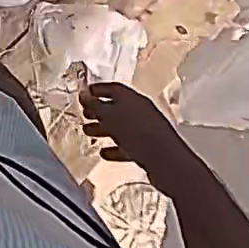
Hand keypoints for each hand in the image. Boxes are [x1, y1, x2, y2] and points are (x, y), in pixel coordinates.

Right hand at [80, 82, 195, 181]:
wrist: (164, 158)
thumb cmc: (137, 131)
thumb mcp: (108, 115)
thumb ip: (94, 105)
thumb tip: (84, 95)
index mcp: (131, 98)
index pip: (112, 88)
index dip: (97, 90)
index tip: (86, 93)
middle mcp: (140, 111)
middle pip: (116, 108)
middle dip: (98, 111)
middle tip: (86, 113)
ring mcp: (145, 129)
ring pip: (120, 127)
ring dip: (103, 129)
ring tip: (89, 132)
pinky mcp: (148, 147)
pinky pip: (128, 145)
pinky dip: (115, 148)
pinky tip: (106, 152)